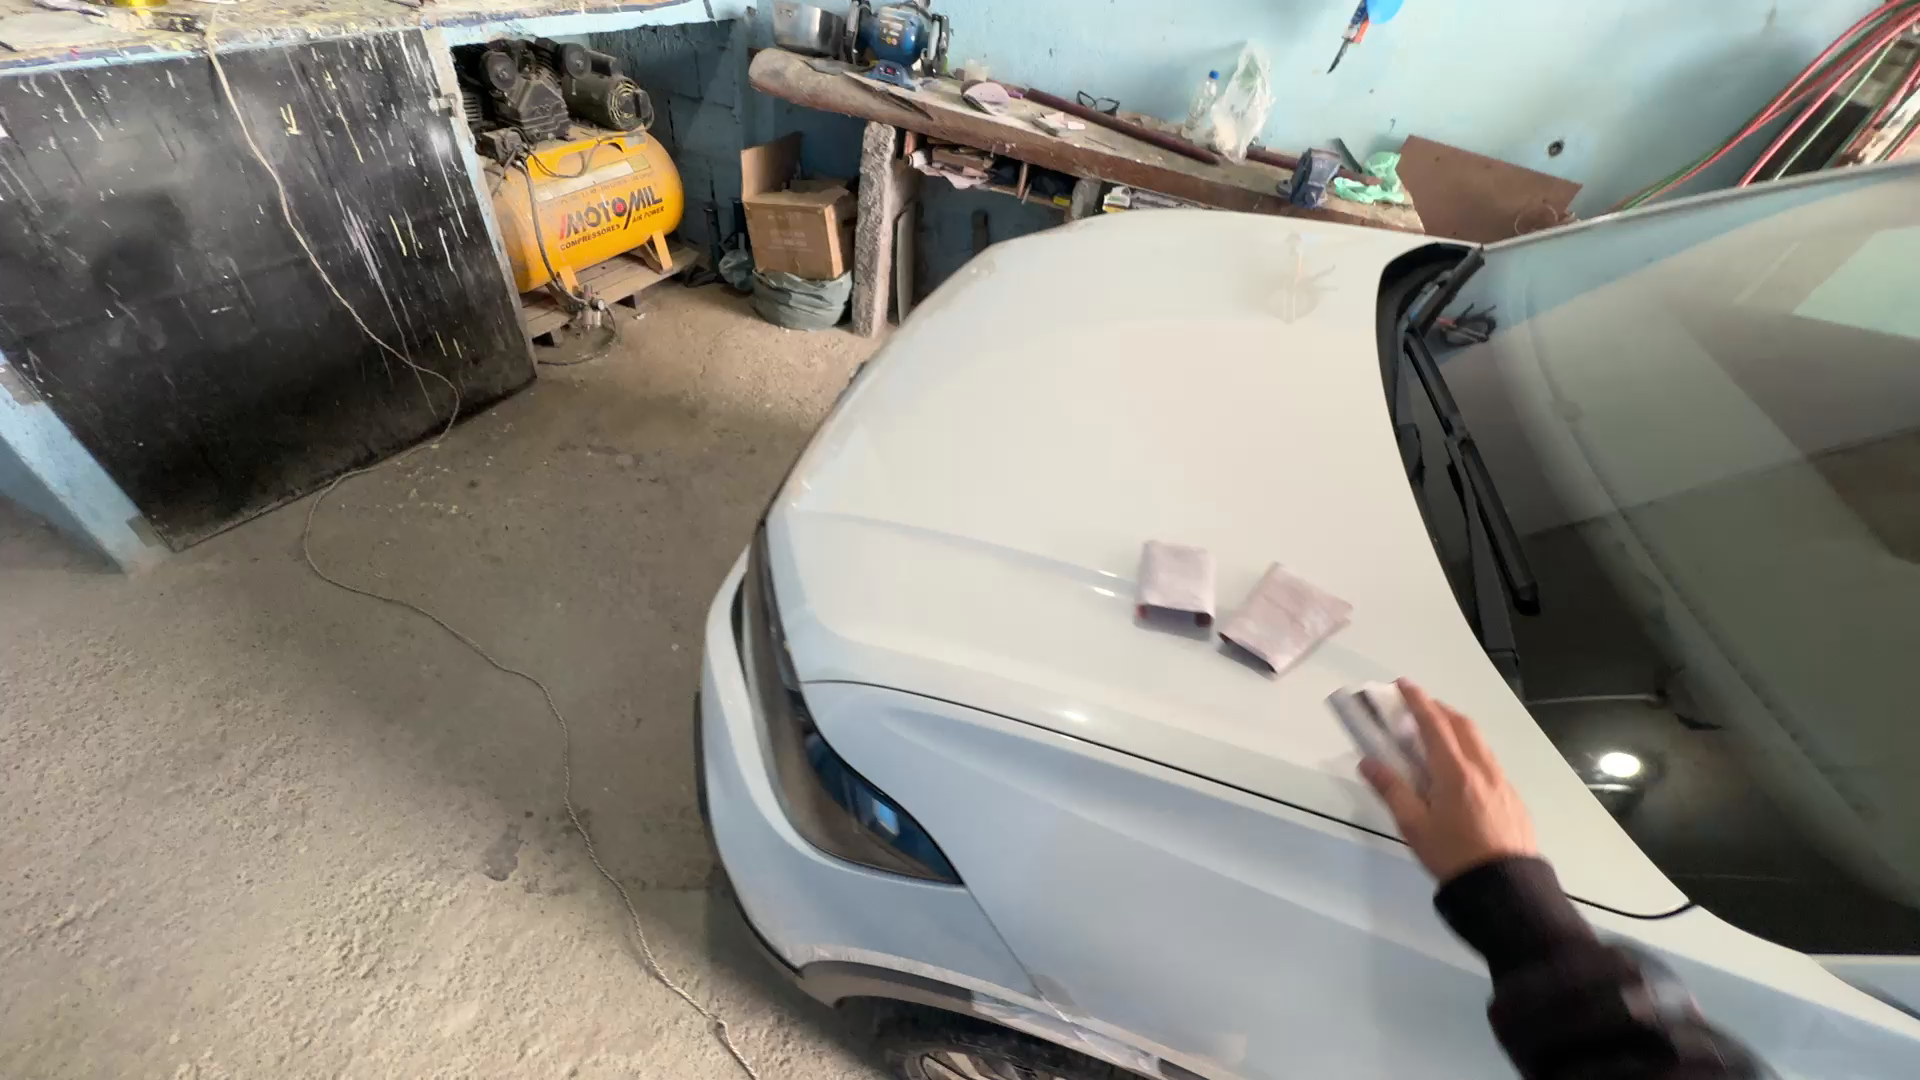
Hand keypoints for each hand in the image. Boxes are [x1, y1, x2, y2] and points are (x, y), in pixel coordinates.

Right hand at [1359, 679, 1537, 884]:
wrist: (1508, 890)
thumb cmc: (1453, 854)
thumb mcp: (1413, 825)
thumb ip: (1391, 789)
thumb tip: (1368, 761)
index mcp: (1455, 772)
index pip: (1434, 724)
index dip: (1417, 701)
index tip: (1402, 684)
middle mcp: (1482, 770)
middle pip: (1462, 726)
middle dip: (1439, 709)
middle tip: (1417, 706)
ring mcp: (1502, 784)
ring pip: (1479, 742)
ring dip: (1456, 728)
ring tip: (1436, 734)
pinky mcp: (1513, 800)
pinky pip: (1489, 762)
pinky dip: (1469, 750)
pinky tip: (1458, 770)